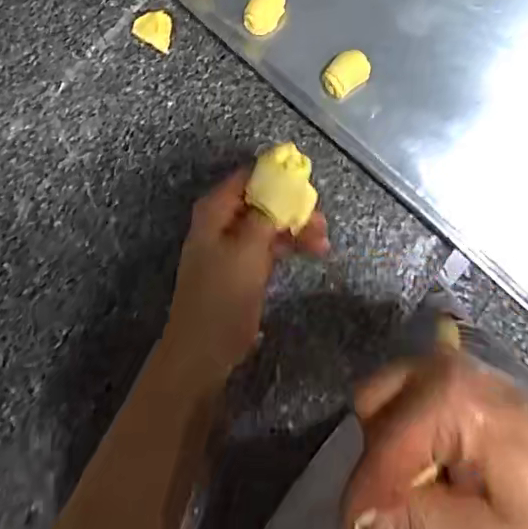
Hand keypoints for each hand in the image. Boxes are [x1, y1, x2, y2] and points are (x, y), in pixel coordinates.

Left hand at [159, 167, 329, 386]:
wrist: (203, 353)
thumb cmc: (222, 296)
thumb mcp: (247, 250)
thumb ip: (267, 212)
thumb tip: (283, 179)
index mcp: (215, 210)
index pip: (248, 176)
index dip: (277, 175)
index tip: (308, 183)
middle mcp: (223, 221)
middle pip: (263, 199)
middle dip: (293, 207)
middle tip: (321, 221)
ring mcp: (233, 244)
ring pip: (270, 222)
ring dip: (297, 228)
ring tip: (324, 241)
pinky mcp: (244, 266)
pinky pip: (270, 244)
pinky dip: (290, 245)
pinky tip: (315, 251)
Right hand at [342, 353, 527, 528]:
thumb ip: (420, 521)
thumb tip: (362, 523)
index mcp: (452, 395)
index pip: (380, 447)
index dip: (362, 502)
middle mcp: (457, 370)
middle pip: (378, 401)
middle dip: (375, 461)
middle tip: (392, 516)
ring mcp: (478, 378)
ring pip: (404, 401)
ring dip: (398, 453)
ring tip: (420, 506)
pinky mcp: (497, 398)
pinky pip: (434, 408)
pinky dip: (427, 444)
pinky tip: (449, 488)